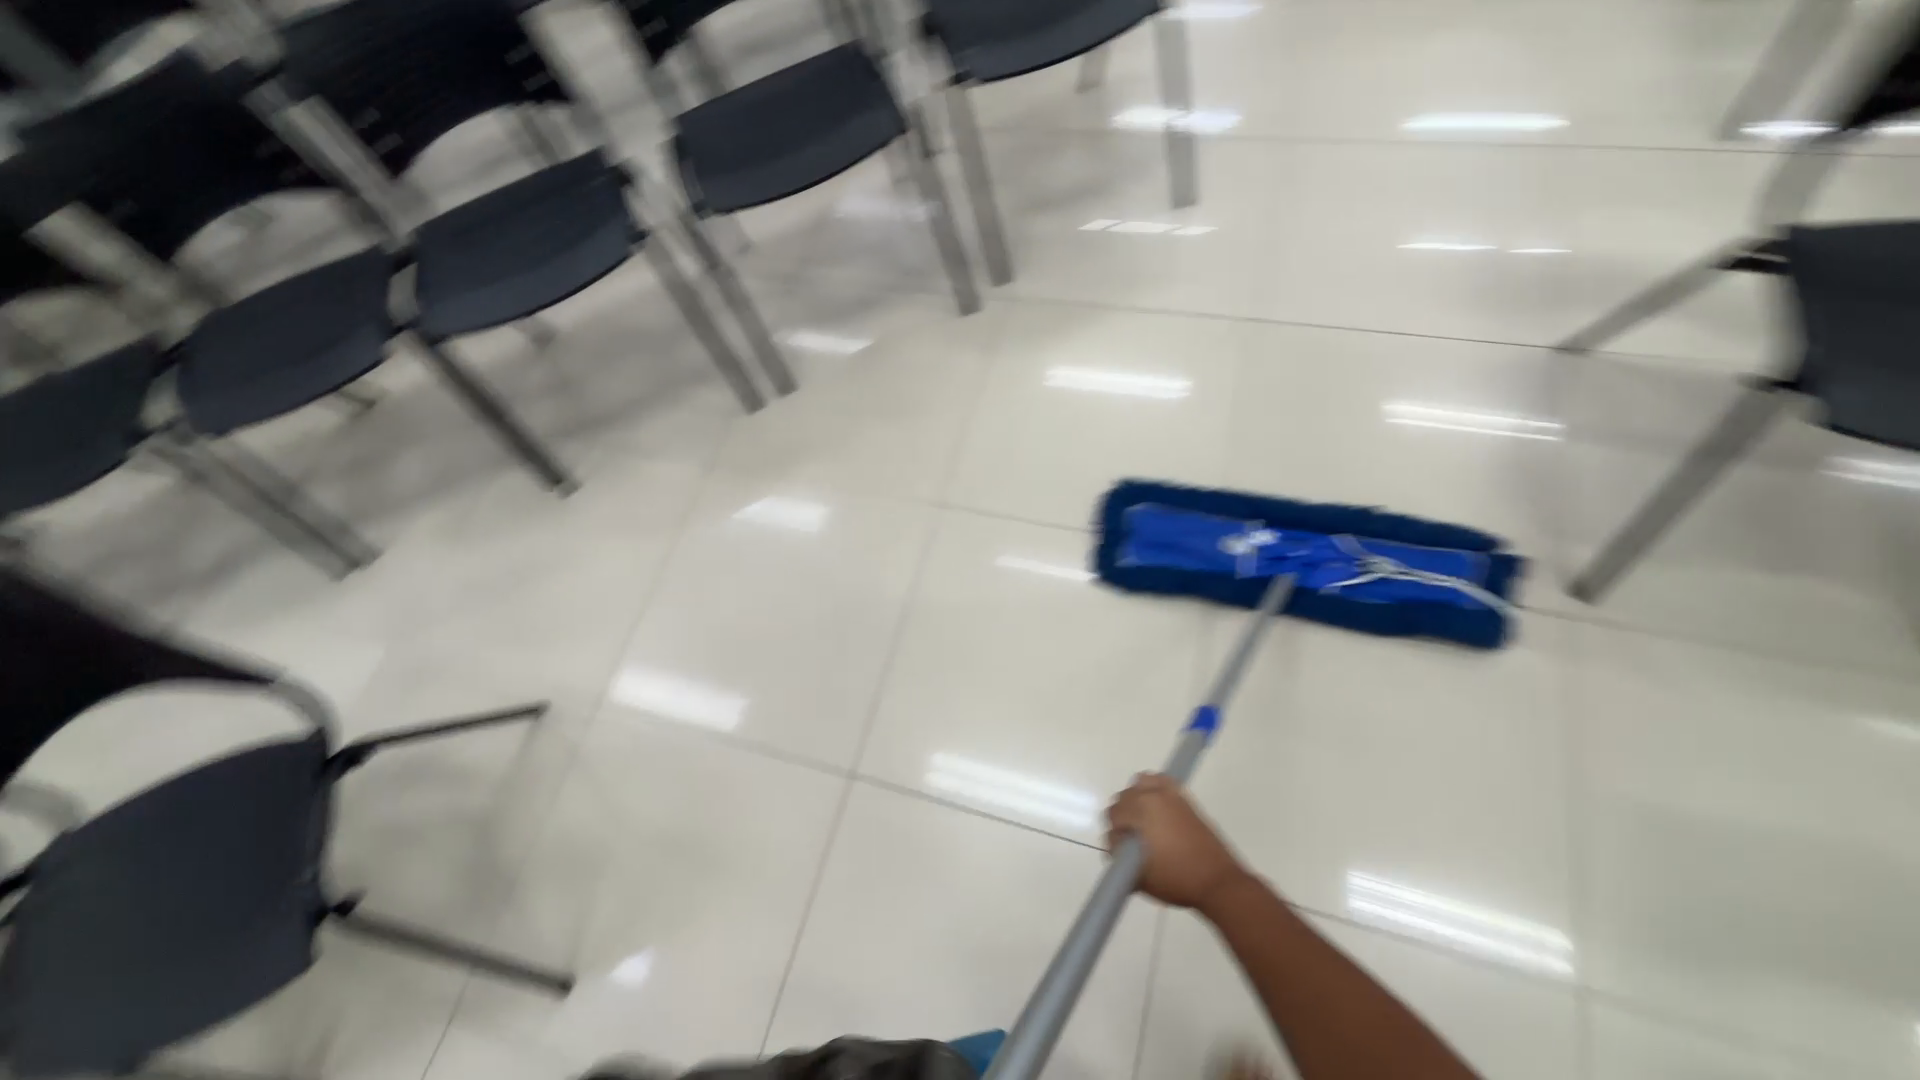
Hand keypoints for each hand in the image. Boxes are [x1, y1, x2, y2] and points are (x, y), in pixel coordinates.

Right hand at [1106, 773, 1251, 911]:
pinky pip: (1160, 780)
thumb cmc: (1175, 880)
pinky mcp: (1183, 797)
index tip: (1124, 852)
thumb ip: (1119, 854)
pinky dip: (1153, 787)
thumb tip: (1116, 843)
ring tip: (1144, 822)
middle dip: (1124, 818)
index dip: (1115, 837)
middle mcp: (1150, 797)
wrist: (1216, 881)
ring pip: (1138, 785)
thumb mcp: (1138, 876)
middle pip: (1123, 799)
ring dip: (1136, 801)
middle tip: (1134, 842)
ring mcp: (1168, 794)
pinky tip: (1156, 805)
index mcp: (1138, 814)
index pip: (1112, 817)